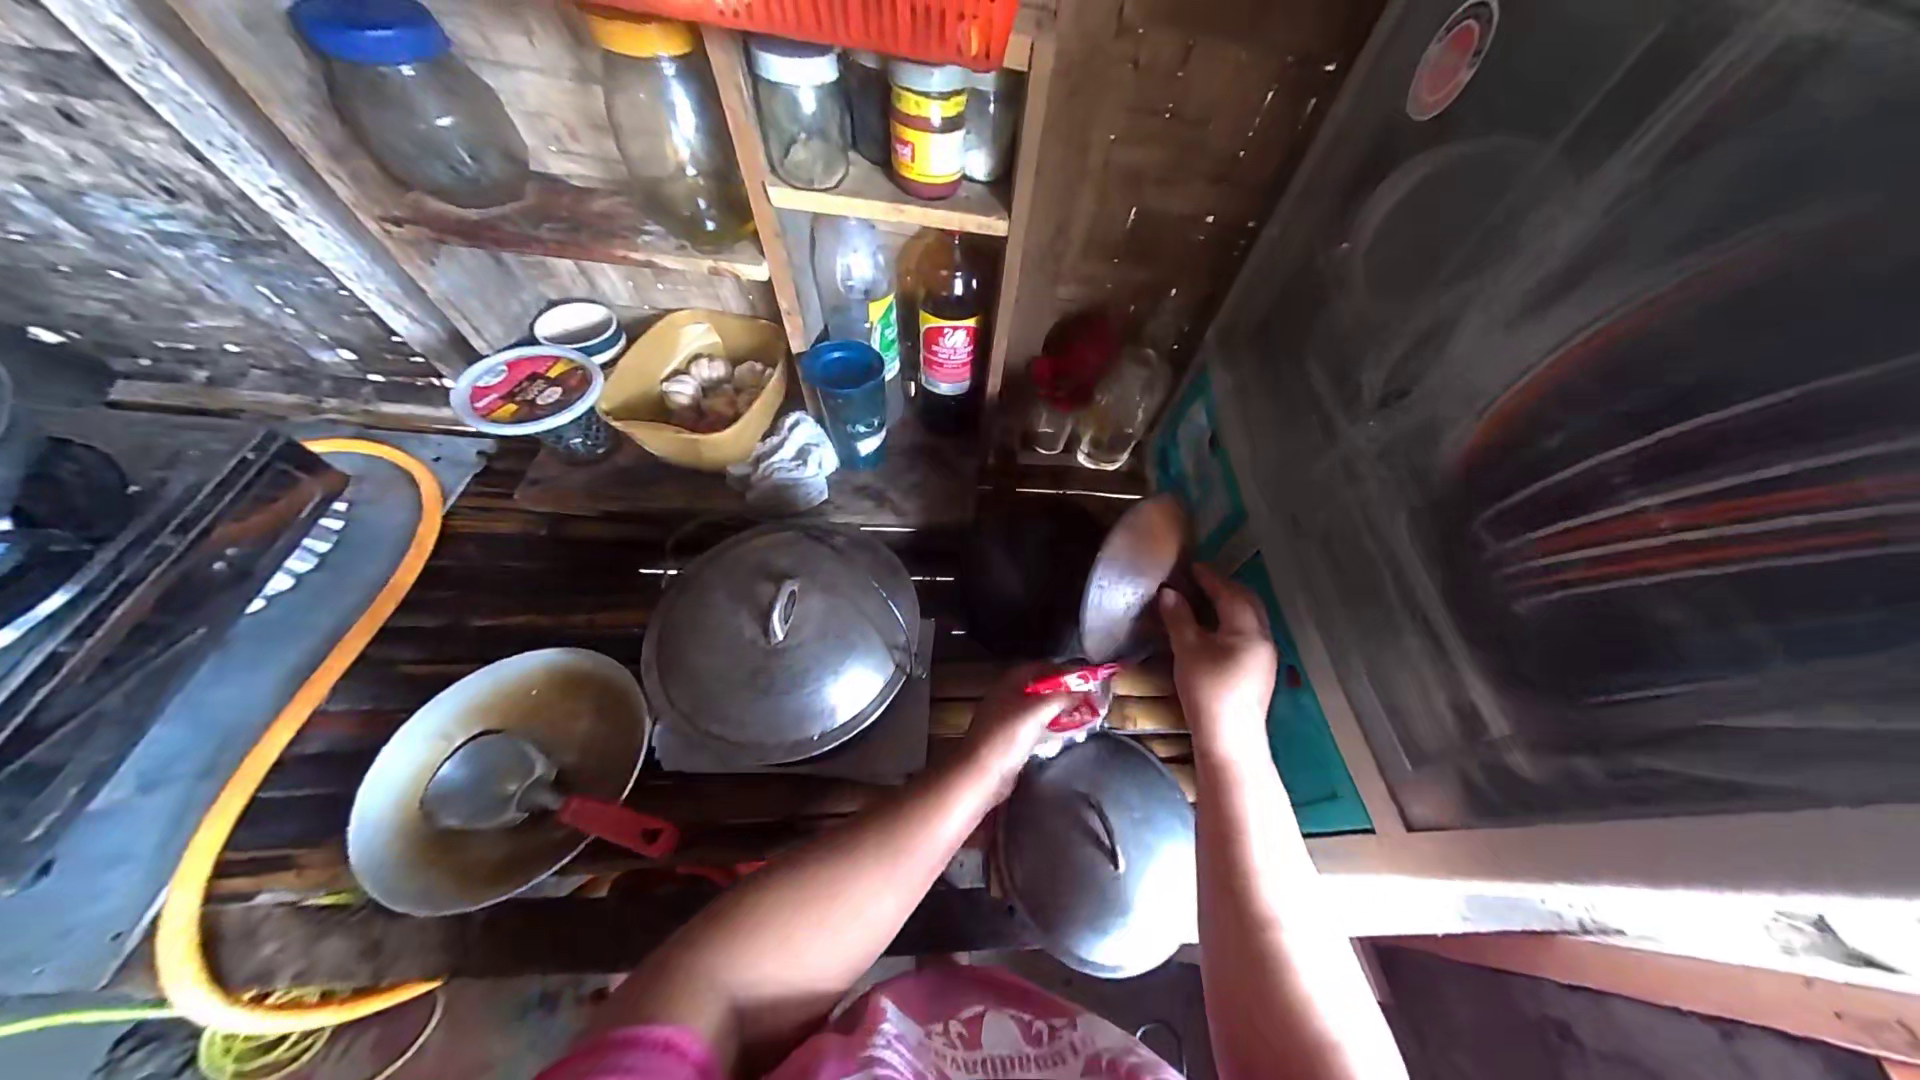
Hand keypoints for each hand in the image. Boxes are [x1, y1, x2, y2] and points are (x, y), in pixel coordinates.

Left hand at [960, 663, 1072, 798]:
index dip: (1062, 670)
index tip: (1084, 677)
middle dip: (1062, 692)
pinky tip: (1063, 734)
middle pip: (1039, 688)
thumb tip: (1084, 693)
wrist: (981, 773)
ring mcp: (1006, 720)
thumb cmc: (1007, 735)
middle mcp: (1006, 698)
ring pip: (1037, 710)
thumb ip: (1063, 697)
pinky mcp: (1009, 741)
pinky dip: (1050, 728)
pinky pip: (1034, 728)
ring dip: (1058, 711)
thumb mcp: (1039, 710)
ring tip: (1080, 715)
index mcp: (1009, 683)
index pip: (1039, 667)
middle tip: (1085, 697)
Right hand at [1159, 565, 1277, 759]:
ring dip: (1231, 603)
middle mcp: (1263, 638)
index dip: (1209, 577)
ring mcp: (1266, 656)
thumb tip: (1169, 592)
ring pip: (1251, 618)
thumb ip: (1179, 618)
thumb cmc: (1207, 691)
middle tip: (1201, 580)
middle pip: (1248, 601)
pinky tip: (1216, 629)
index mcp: (1248, 629)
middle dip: (1225, 586)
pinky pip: (1249, 633)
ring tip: (1206, 600)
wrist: (1230, 740)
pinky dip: (1233, 621)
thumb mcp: (1187, 651)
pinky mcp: (1261, 671)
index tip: (1192, 566)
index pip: (1229, 592)